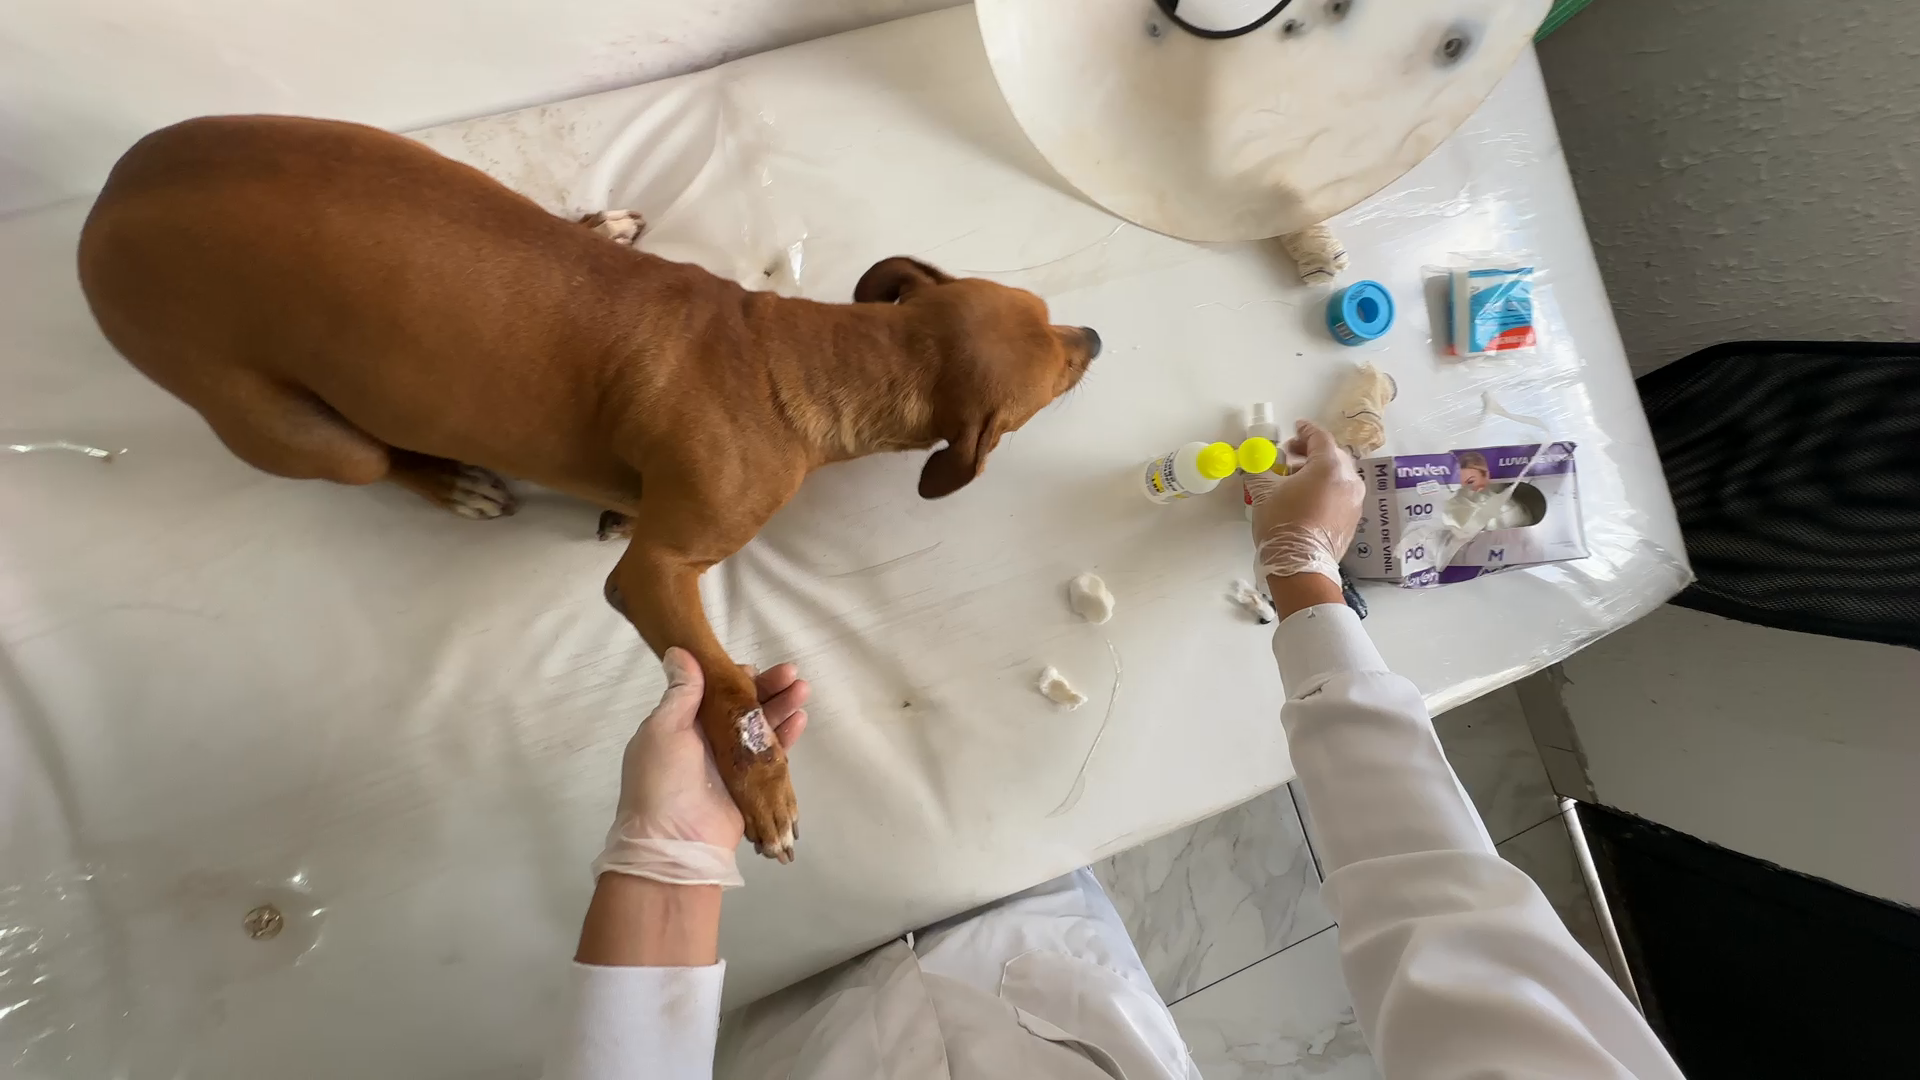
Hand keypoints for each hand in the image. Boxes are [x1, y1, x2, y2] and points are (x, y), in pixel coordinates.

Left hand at [593, 648, 809, 887]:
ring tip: (802, 690)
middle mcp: (710, 741)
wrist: (674, 844)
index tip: (752, 668)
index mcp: (685, 726)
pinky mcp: (753, 782)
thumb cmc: (662, 781)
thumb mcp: (663, 730)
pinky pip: (773, 754)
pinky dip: (787, 736)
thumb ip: (681, 692)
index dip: (736, 679)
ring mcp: (733, 762)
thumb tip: (678, 650)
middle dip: (769, 689)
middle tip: (792, 672)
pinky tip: (800, 719)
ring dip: (783, 707)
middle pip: (745, 707)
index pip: (716, 693)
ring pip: (763, 727)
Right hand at [1247, 420, 1365, 588]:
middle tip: (1289, 455)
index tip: (1296, 427)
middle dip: (1310, 452)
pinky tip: (1306, 498)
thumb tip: (1254, 462)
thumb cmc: (1282, 523)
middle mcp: (1349, 480)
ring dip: (1318, 471)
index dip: (1306, 430)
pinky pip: (1340, 493)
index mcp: (1329, 466)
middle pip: (1332, 455)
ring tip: (1295, 479)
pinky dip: (1325, 488)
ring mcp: (1354, 501)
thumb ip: (1259, 470)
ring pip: (1338, 475)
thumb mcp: (1263, 492)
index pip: (1320, 438)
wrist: (1301, 565)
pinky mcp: (1352, 519)